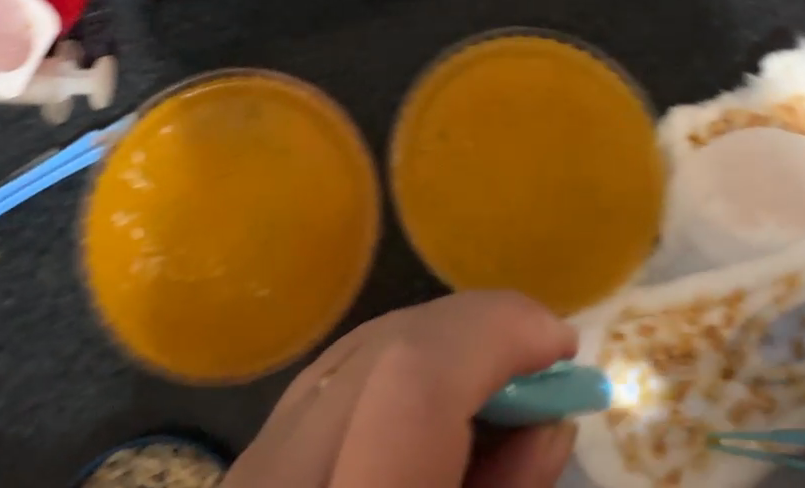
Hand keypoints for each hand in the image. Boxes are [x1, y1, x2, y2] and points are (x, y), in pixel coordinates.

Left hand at [222, 291, 577, 487]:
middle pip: (375, 349)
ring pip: (346, 358)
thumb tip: (546, 414)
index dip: (494, 336)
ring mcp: (247, 468)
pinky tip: (432, 407)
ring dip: (434, 348)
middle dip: (473, 332)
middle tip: (537, 360)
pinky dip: (389, 378)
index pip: (409, 381)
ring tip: (493, 382)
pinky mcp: (245, 466)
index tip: (559, 343)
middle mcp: (274, 478)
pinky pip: (323, 390)